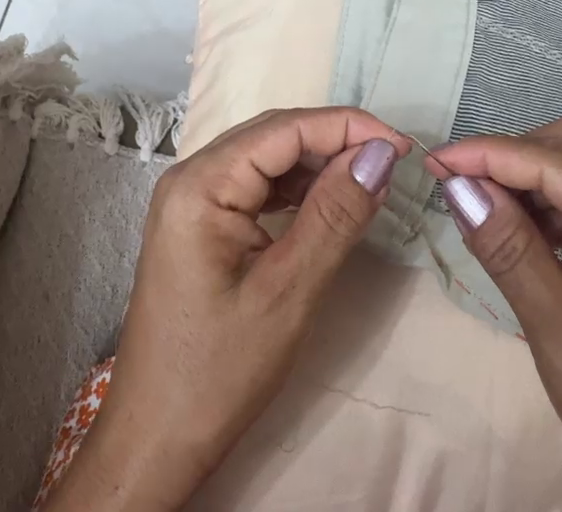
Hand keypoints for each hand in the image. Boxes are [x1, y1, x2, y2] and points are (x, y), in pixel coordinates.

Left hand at [43, 107, 408, 511]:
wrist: (157, 434)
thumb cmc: (220, 369)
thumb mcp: (289, 290)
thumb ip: (335, 214)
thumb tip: (379, 156)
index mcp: (201, 185)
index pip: (284, 129)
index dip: (347, 127)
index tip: (404, 146)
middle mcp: (190, 178)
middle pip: (272, 136)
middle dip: (335, 142)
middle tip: (393, 165)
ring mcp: (190, 201)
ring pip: (265, 159)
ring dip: (318, 164)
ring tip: (370, 184)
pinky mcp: (199, 224)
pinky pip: (254, 187)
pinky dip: (296, 189)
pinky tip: (329, 204)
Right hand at [426, 115, 561, 511]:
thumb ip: (511, 251)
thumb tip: (460, 186)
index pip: (558, 162)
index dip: (490, 154)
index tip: (432, 160)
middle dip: (516, 152)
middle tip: (459, 184)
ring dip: (533, 176)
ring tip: (479, 204)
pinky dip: (554, 205)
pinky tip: (519, 228)